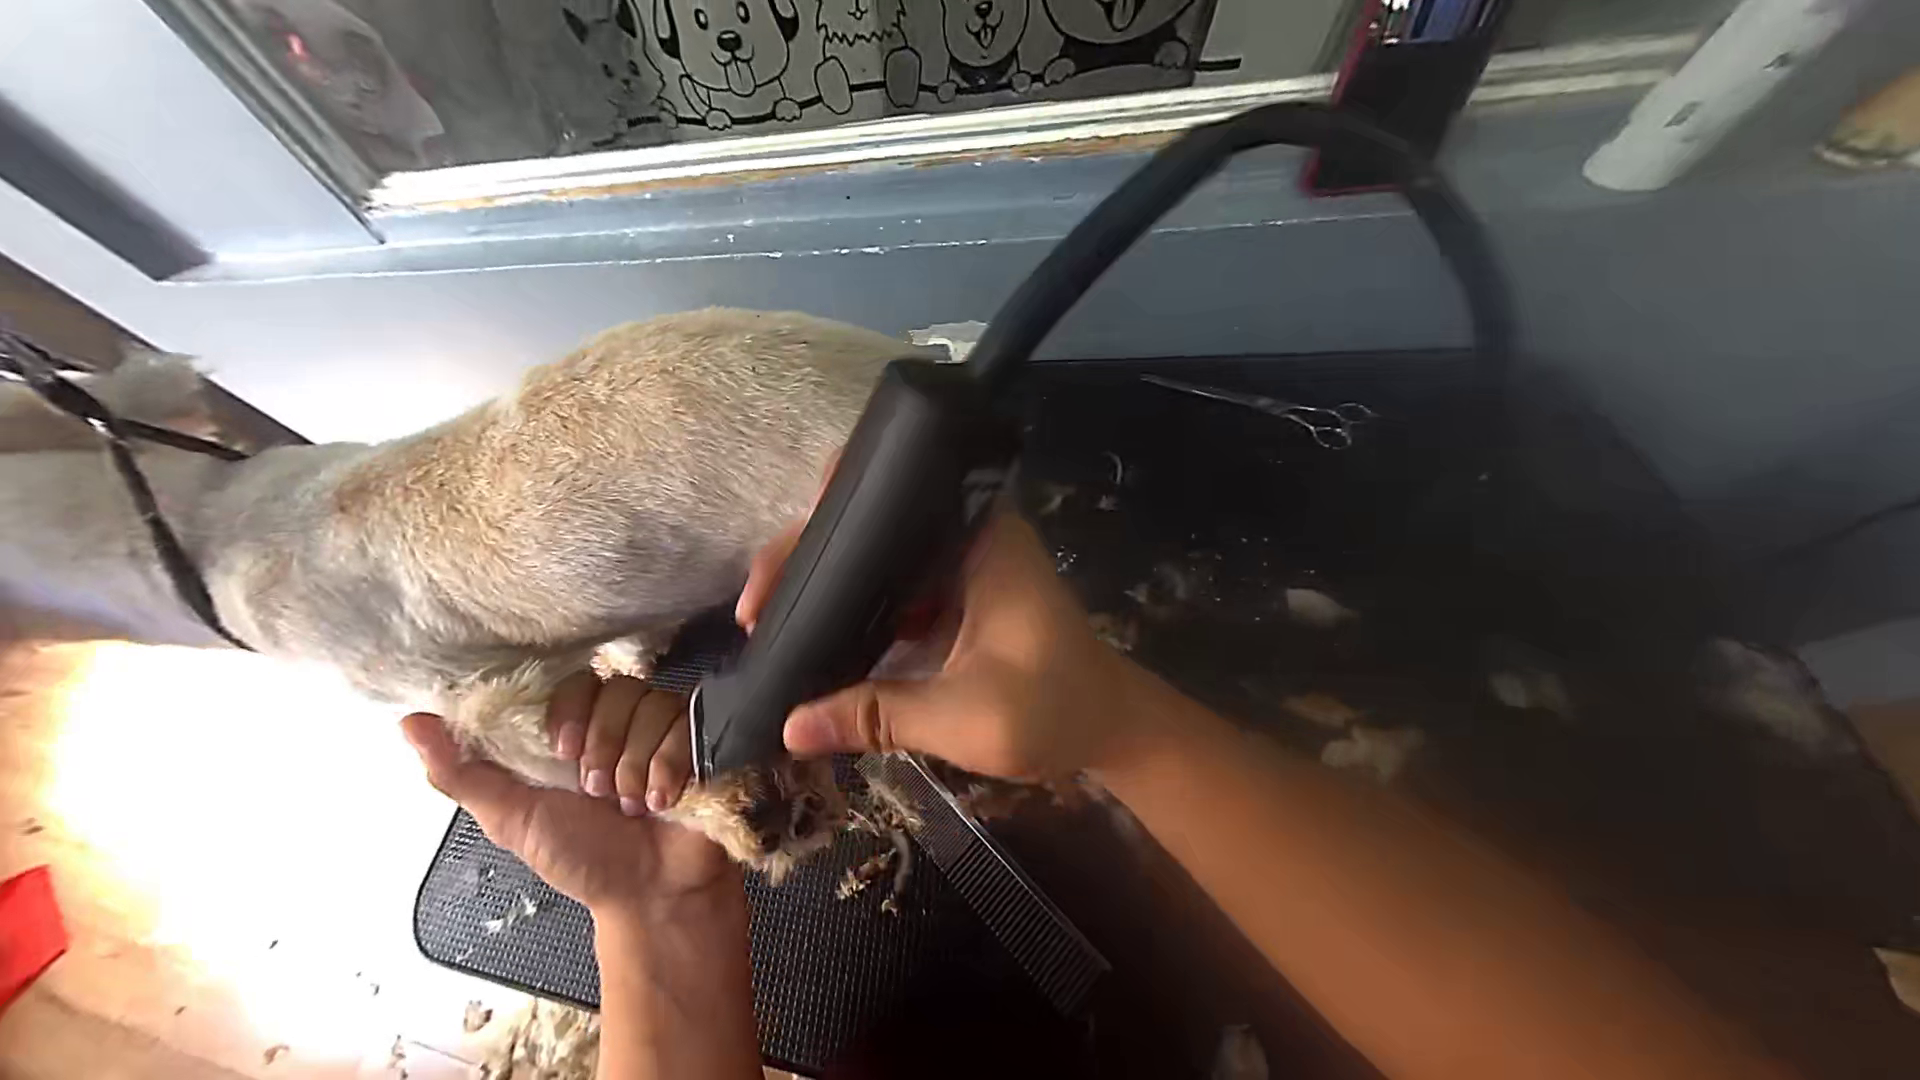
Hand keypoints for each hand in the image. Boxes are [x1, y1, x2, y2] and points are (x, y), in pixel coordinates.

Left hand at [403, 688, 727, 917]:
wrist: (647, 890)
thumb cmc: (581, 857)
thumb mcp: (512, 819)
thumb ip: (465, 773)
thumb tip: (409, 722)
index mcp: (582, 731)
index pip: (579, 683)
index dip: (571, 712)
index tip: (563, 754)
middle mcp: (628, 722)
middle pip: (620, 691)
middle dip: (605, 747)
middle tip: (599, 792)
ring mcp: (669, 729)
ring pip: (654, 708)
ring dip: (636, 766)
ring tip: (632, 804)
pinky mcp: (704, 739)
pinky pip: (687, 727)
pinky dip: (668, 769)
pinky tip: (663, 800)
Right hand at [737, 513, 1154, 780]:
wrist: (1108, 727)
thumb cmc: (1054, 710)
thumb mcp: (964, 716)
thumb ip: (878, 716)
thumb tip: (789, 728)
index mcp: (981, 538)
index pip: (896, 495)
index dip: (833, 509)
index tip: (784, 551)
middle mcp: (969, 537)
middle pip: (877, 524)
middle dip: (815, 554)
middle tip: (761, 601)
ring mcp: (962, 565)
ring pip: (882, 557)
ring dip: (832, 582)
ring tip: (773, 615)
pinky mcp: (956, 595)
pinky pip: (896, 587)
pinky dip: (860, 606)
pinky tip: (819, 630)